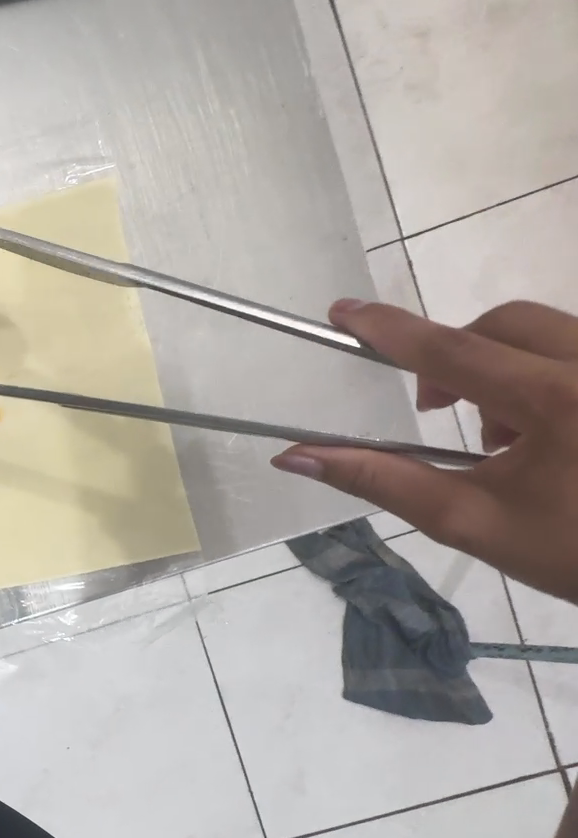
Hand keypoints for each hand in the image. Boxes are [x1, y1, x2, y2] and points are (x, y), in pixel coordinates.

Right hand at [271, 299, 577, 602]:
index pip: (450, 352)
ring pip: (556, 334)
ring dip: (509, 371)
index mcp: (555, 401)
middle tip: (439, 409)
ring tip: (510, 436)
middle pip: (507, 324)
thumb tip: (293, 456)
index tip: (345, 311)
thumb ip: (378, 478)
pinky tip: (561, 434)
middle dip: (457, 355)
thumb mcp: (468, 520)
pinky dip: (553, 378)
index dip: (390, 330)